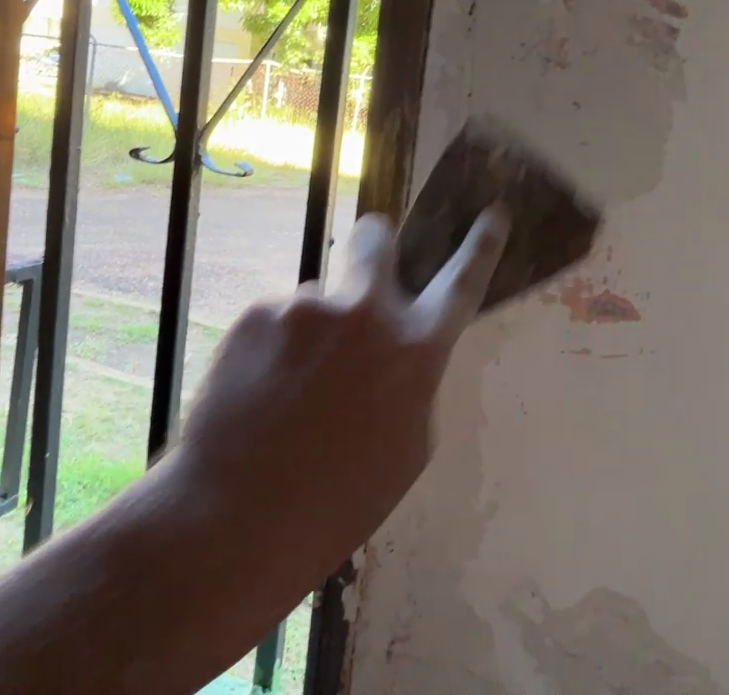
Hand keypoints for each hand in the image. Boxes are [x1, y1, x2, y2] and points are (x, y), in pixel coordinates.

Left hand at [173, 206, 510, 581]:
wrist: (235, 517)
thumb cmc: (338, 501)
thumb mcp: (409, 447)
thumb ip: (412, 382)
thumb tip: (396, 354)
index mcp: (416, 350)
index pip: (462, 282)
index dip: (482, 245)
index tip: (493, 213)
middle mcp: (365, 312)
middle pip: (376, 238)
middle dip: (377, 244)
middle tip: (365, 269)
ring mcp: (306, 307)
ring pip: (318, 299)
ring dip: (314, 329)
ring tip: (288, 391)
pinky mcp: (256, 313)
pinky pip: (275, 321)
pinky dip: (272, 350)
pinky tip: (257, 394)